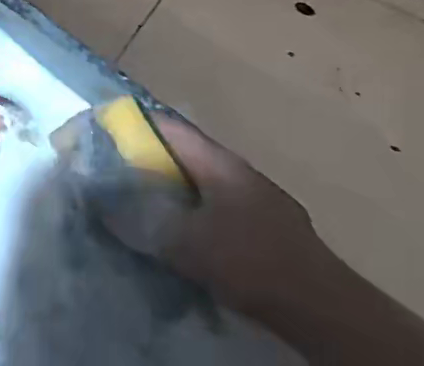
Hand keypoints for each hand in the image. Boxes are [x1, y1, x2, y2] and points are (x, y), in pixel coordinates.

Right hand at [118, 114, 327, 323]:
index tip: (106, 130)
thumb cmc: (249, 259)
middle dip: (151, 158)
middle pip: (185, 152)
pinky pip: (218, 203)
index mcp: (217, 160)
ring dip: (175, 186)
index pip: (169, 127)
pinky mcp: (265, 221)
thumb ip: (145, 223)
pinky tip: (187, 230)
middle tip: (119, 172)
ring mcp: (255, 193)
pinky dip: (195, 208)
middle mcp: (236, 167)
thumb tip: (106, 205)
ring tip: (147, 202)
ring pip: (203, 180)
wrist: (316, 300)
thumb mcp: (187, 244)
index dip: (136, 124)